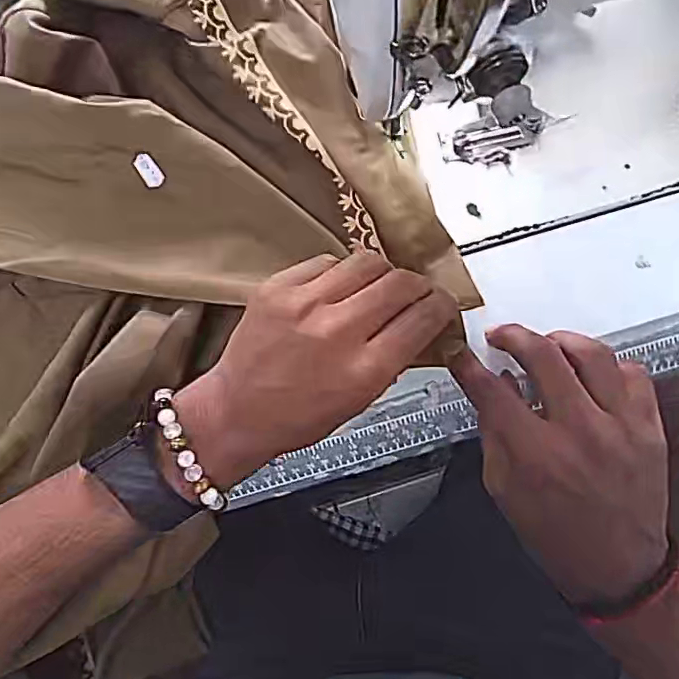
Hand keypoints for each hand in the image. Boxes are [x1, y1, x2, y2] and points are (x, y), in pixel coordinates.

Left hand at [170, 251, 457, 488]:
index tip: (442, 304)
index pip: (422, 318)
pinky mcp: (278, 288)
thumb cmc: (296, 416)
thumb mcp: (360, 401)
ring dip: (382, 273)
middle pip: (400, 283)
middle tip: (416, 291)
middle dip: (418, 285)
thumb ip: (394, 360)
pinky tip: (337, 288)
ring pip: (367, 262)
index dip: (441, 306)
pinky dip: (340, 272)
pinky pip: (327, 261)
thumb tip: (420, 325)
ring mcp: (304, 304)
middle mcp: (337, 331)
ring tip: (378, 286)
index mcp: (364, 370)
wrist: (237, 411)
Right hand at [448, 325, 668, 606]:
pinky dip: (608, 365)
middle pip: (543, 355)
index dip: (469, 365)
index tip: (463, 355)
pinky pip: (633, 374)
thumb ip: (495, 435)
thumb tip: (491, 389)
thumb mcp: (504, 490)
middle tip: (502, 336)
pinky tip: (591, 373)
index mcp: (535, 454)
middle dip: (514, 336)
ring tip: (547, 345)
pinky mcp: (650, 429)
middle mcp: (579, 432)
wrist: (619, 567)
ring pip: (592, 354)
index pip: (492, 389)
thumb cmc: (555, 535)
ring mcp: (620, 427)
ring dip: (561, 340)